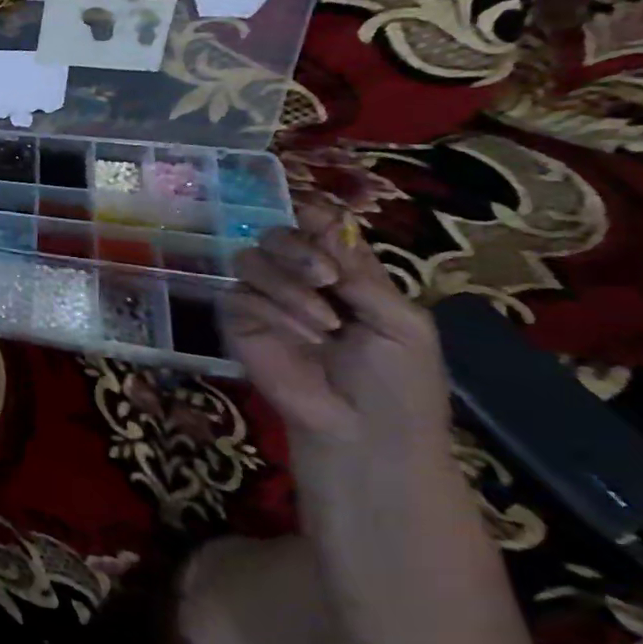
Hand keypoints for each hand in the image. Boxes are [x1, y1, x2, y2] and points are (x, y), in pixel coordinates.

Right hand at [222, 203, 448, 447]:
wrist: (365, 429)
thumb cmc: (400, 380)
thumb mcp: (404, 323)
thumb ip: (364, 277)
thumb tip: (327, 228)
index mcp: (344, 272)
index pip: (319, 226)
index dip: (312, 214)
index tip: (313, 215)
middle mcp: (298, 279)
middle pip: (277, 235)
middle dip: (298, 248)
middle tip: (325, 278)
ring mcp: (264, 301)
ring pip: (251, 261)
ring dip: (288, 285)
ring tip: (323, 323)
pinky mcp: (238, 324)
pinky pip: (240, 297)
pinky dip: (273, 312)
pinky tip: (304, 337)